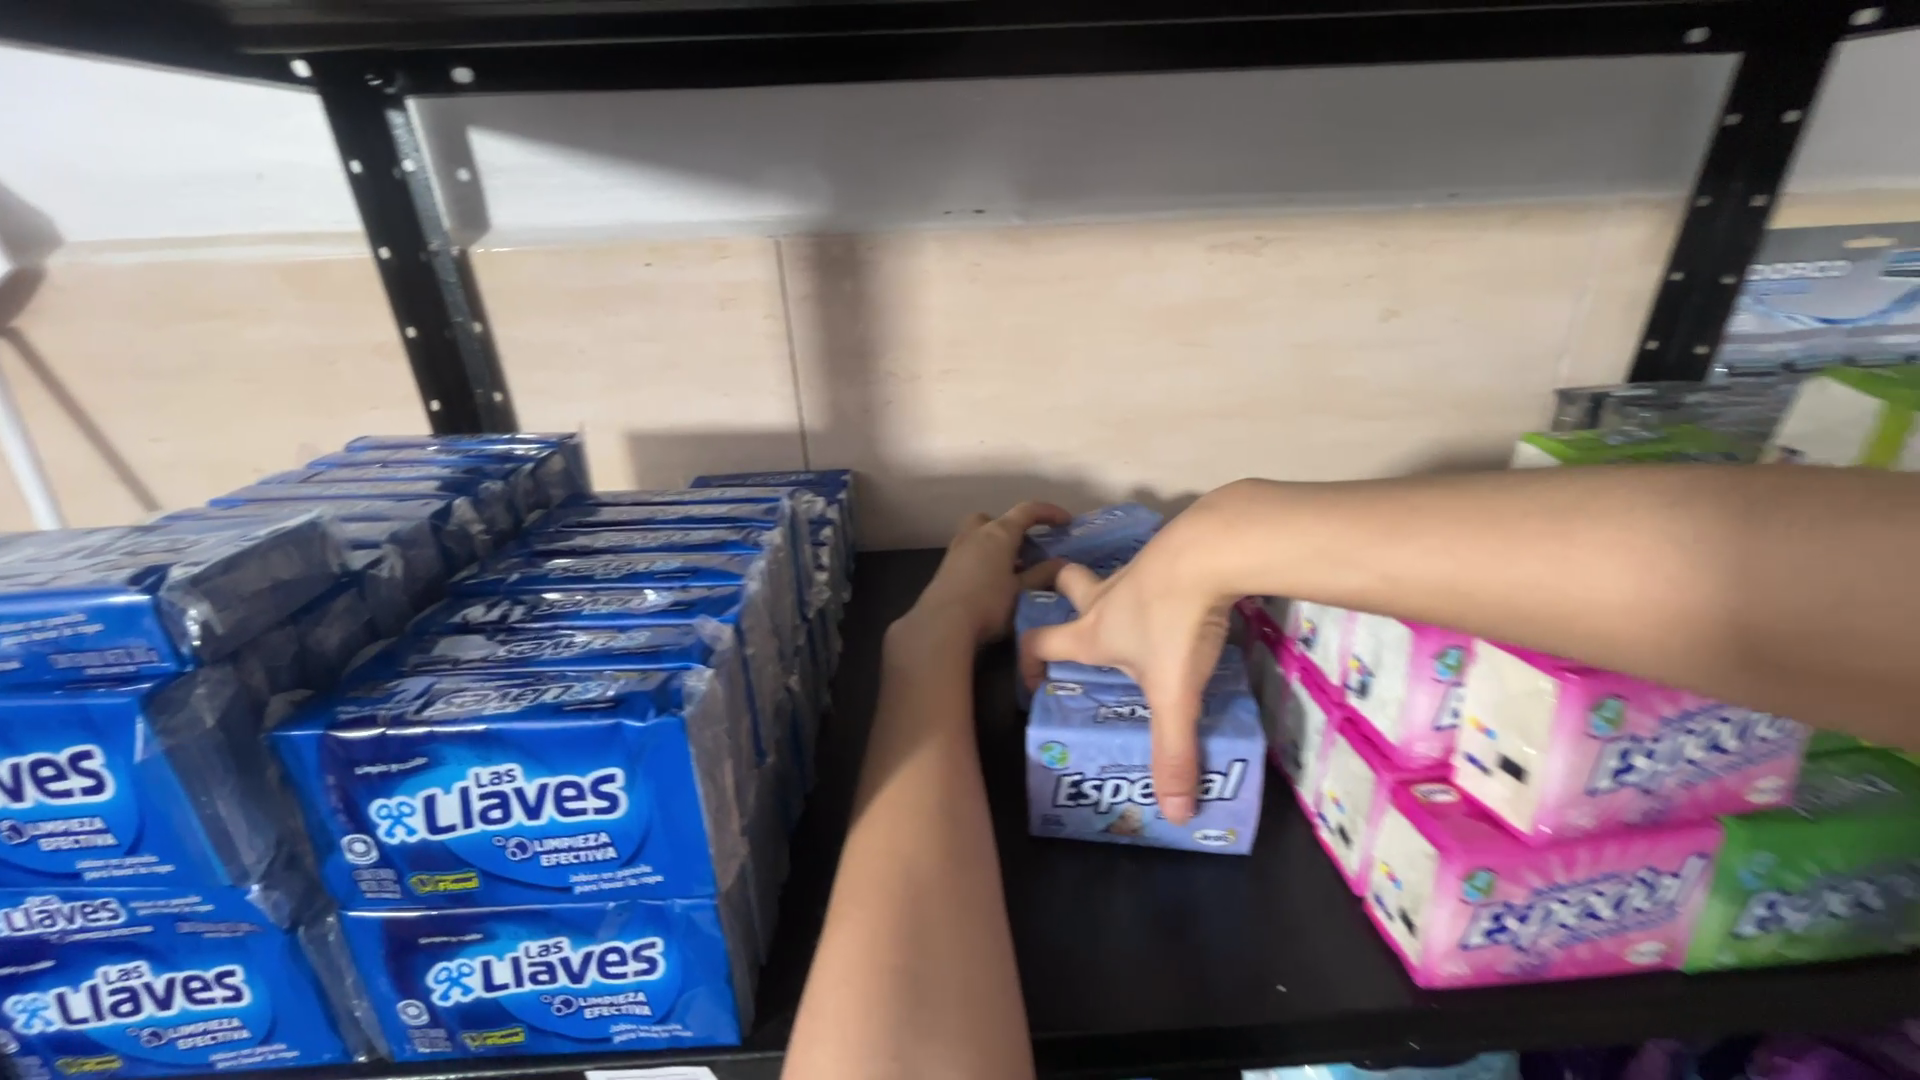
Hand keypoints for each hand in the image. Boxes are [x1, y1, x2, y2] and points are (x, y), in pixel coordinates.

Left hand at [896, 501, 1071, 648]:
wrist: (941, 625)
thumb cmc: (988, 605)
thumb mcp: (1023, 592)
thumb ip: (1043, 574)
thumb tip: (1063, 563)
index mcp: (999, 534)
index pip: (1027, 511)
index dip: (1049, 512)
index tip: (1066, 522)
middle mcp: (975, 534)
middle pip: (996, 520)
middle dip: (1012, 528)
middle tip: (1027, 549)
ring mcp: (956, 549)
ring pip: (979, 535)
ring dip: (996, 545)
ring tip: (1012, 569)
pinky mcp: (945, 568)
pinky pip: (969, 552)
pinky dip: (983, 558)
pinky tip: (991, 583)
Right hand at [1018, 511, 1235, 823]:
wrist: (1211, 549)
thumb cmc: (1175, 622)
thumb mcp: (1174, 693)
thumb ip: (1173, 751)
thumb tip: (1176, 816)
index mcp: (1091, 632)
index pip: (1038, 641)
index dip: (1028, 662)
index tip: (1037, 683)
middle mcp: (1104, 598)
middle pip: (1066, 583)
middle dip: (1060, 595)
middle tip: (1078, 619)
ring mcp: (1135, 571)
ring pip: (1110, 578)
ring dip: (1112, 593)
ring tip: (1139, 618)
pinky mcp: (1167, 554)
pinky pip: (1150, 569)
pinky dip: (1155, 584)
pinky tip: (1183, 601)